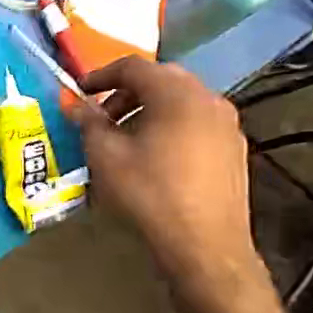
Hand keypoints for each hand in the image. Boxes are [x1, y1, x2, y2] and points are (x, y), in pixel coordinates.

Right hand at [66, 57, 256, 287]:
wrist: (205, 246)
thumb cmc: (149, 193)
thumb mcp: (105, 156)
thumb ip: (89, 123)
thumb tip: (77, 106)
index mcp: (176, 94)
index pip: (134, 66)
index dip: (101, 75)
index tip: (80, 91)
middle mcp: (208, 99)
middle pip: (162, 79)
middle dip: (127, 92)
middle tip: (103, 114)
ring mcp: (227, 124)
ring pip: (182, 101)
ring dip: (149, 109)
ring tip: (126, 137)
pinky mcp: (235, 149)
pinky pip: (197, 122)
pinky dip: (171, 126)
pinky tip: (156, 156)